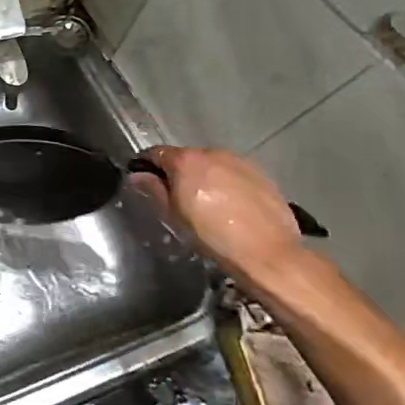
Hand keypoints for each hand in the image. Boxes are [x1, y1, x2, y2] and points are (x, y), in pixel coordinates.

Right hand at [130, 146, 305, 285]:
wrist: (268, 252)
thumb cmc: (212, 236)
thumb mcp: (175, 216)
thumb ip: (154, 190)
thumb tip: (137, 176)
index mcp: (185, 160)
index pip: (156, 152)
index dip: (148, 166)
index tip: (147, 182)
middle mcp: (211, 152)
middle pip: (186, 157)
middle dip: (180, 173)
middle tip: (182, 199)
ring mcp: (239, 160)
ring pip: (212, 164)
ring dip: (206, 177)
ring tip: (211, 204)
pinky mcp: (260, 172)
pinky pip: (234, 172)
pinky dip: (228, 183)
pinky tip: (234, 206)